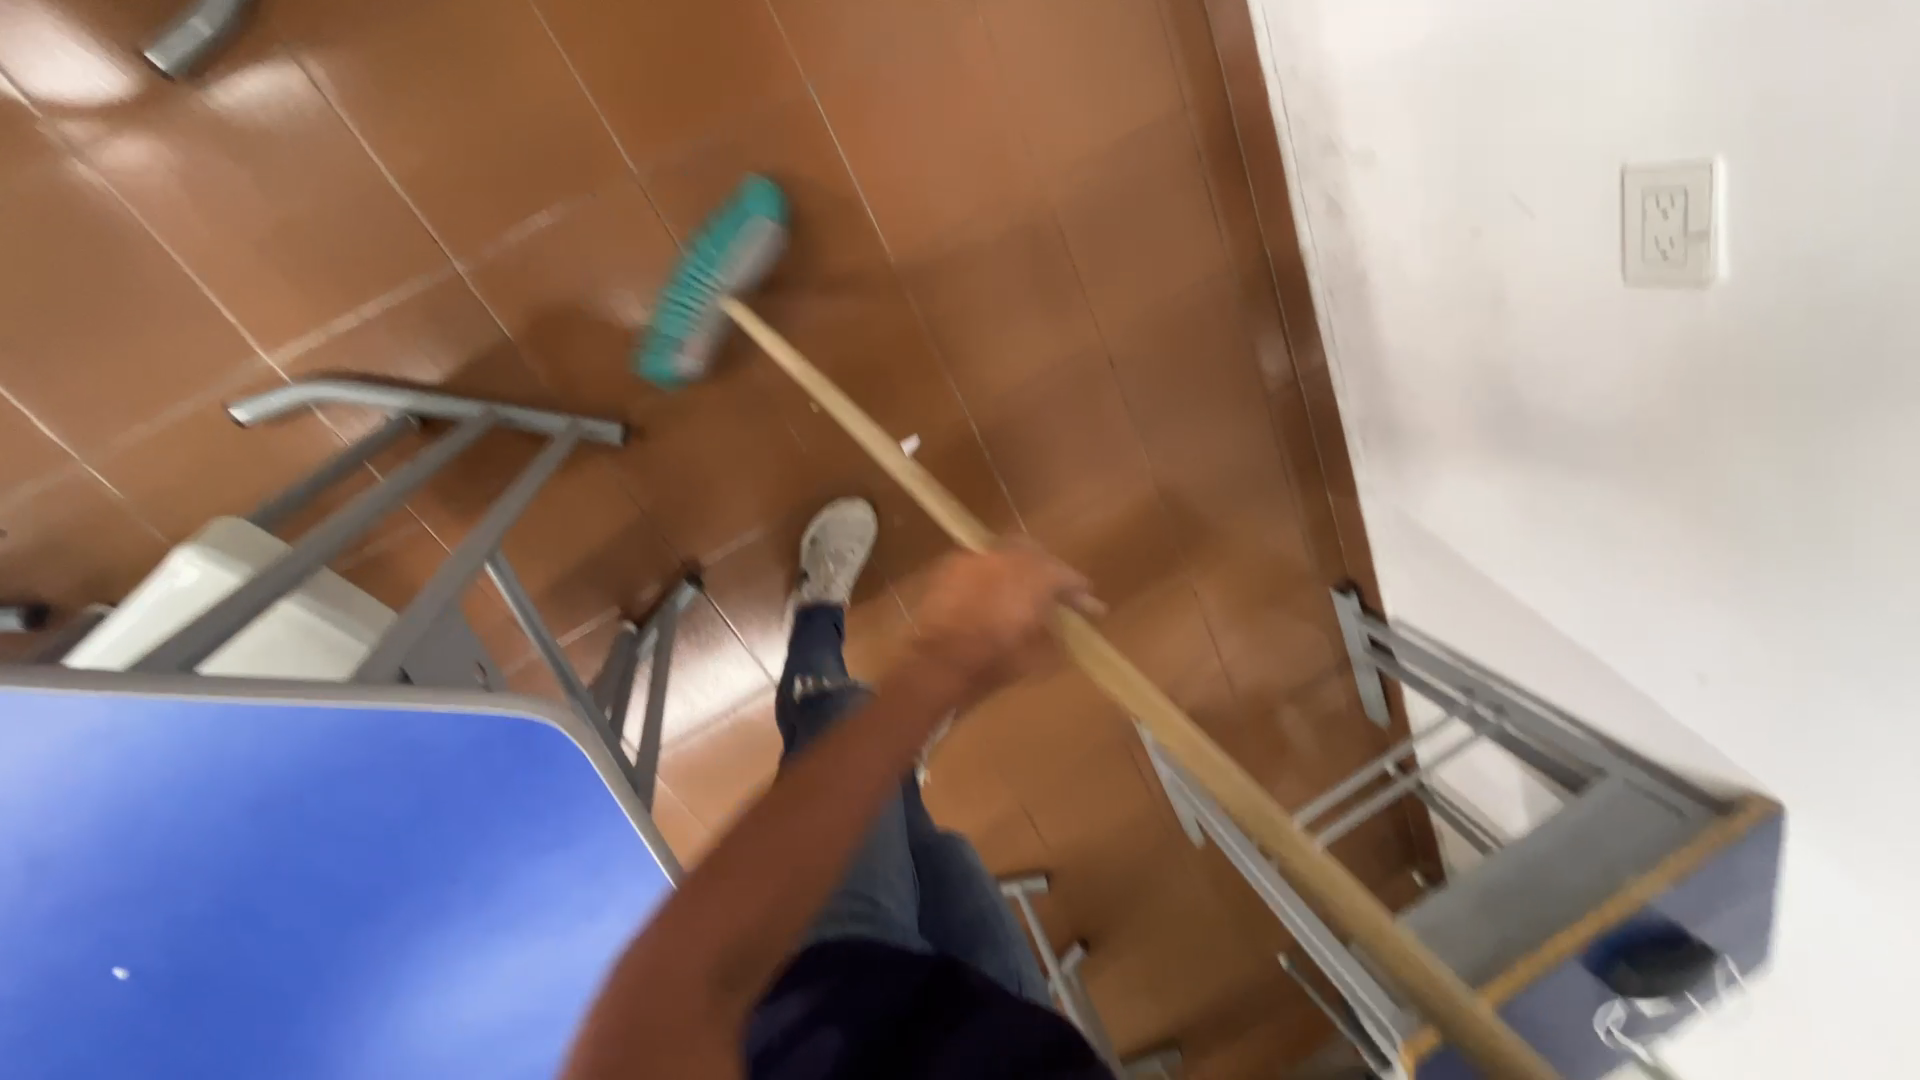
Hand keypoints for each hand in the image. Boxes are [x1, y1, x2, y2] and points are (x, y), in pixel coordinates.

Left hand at [905, 540, 1100, 703]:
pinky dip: (991, 572)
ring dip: (1019, 567)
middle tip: (1056, 590)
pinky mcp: (951, 565)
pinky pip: (980, 561)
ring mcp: (977, 557)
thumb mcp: (1038, 656)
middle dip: (1050, 570)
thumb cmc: (993, 663)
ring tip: (1022, 587)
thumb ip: (1055, 633)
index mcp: (1036, 578)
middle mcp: (1008, 558)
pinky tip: (991, 588)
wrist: (937, 663)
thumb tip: (1060, 626)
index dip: (1081, 592)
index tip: (1092, 605)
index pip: (1066, 576)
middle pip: (1038, 554)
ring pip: (1007, 551)